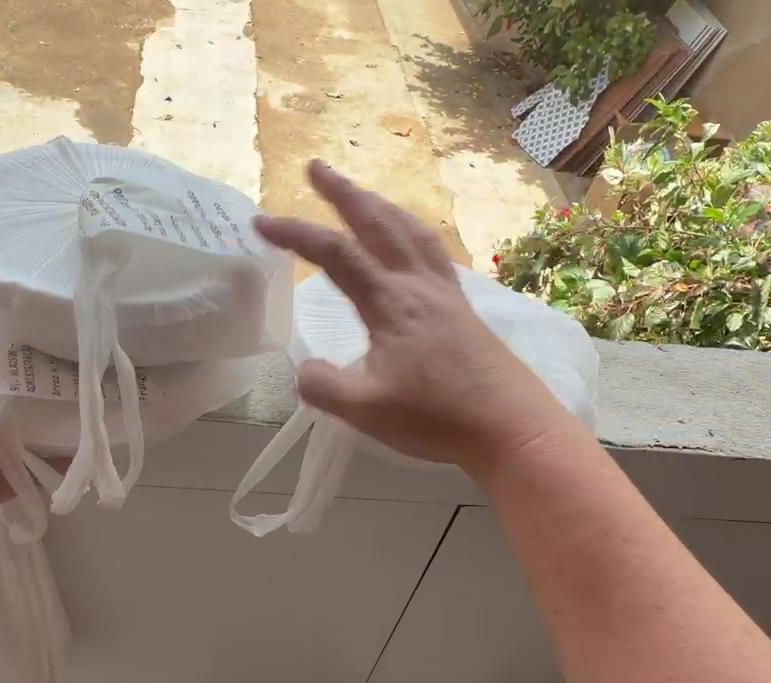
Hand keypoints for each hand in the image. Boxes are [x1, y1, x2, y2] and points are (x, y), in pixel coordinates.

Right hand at [254, 161, 566, 479]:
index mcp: (391, 303)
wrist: (509, 427)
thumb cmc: (437, 418)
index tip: (260, 223)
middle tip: (316, 167)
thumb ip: (325, 387)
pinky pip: (434, 253)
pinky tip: (411, 244)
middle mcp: (420, 286)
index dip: (296, 235)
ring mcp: (446, 294)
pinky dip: (413, 233)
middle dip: (343, 193)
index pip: (336, 255)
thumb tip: (303, 370)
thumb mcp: (366, 411)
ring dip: (381, 206)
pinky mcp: (463, 309)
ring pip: (411, 232)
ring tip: (361, 194)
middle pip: (379, 224)